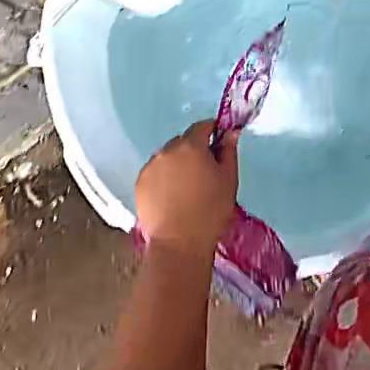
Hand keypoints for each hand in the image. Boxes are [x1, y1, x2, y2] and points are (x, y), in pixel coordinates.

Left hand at [134, 121, 238, 261]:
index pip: (201, 126)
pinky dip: (163, 177)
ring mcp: (150, 165)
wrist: (179, 242)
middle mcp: (167, 150)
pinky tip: (171, 195)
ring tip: (186, 187)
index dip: (212, 131)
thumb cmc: (210, 211)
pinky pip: (155, 171)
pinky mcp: (140, 182)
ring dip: (177, 162)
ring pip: (167, 156)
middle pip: (183, 141)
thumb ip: (228, 152)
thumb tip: (230, 133)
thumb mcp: (228, 180)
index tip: (218, 141)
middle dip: (194, 149)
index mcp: (191, 146)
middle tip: (204, 170)